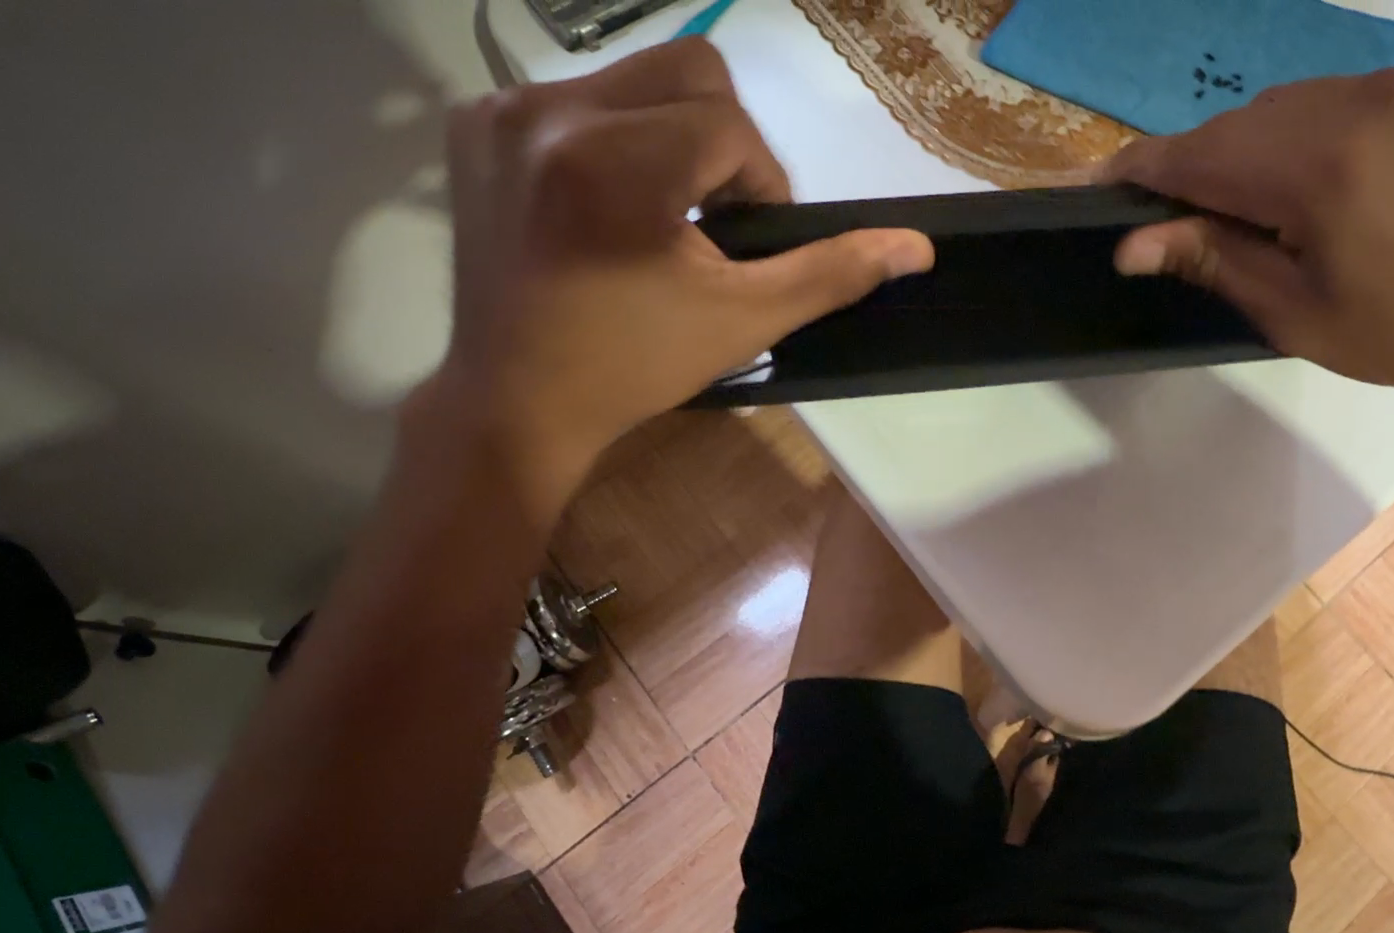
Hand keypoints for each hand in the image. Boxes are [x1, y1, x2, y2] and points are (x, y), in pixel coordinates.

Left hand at [419, 40, 933, 513]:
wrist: (518, 401)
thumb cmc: (634, 367)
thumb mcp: (744, 321)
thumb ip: (830, 272)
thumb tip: (917, 246)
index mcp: (616, 162)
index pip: (731, 123)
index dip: (760, 184)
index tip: (745, 245)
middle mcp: (550, 112)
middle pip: (690, 70)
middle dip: (723, 141)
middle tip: (712, 218)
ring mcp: (502, 112)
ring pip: (635, 78)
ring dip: (671, 136)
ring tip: (659, 215)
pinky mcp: (476, 124)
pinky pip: (579, 97)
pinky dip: (614, 139)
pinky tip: (606, 205)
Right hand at [1105, 63, 1393, 411]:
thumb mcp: (1300, 315)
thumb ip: (1215, 263)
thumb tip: (1132, 245)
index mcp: (1324, 167)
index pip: (1201, 154)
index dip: (1140, 169)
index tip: (1095, 185)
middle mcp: (1362, 99)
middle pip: (1237, 122)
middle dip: (1190, 164)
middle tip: (1163, 216)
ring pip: (1284, 104)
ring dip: (1244, 149)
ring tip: (1237, 209)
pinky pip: (1335, 98)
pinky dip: (1296, 134)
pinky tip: (1301, 184)